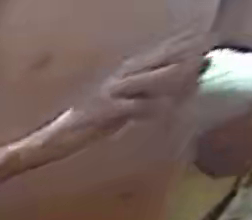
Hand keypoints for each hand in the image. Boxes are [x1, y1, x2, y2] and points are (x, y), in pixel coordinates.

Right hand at [21, 32, 209, 165]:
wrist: (44, 145)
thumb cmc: (73, 132)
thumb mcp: (106, 110)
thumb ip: (131, 100)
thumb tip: (160, 95)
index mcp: (116, 78)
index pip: (157, 54)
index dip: (183, 45)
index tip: (206, 42)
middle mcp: (116, 81)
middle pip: (163, 61)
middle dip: (189, 61)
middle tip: (206, 64)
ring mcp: (110, 96)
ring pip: (157, 79)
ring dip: (177, 84)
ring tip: (190, 89)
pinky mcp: (105, 113)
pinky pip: (141, 107)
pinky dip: (157, 110)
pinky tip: (164, 114)